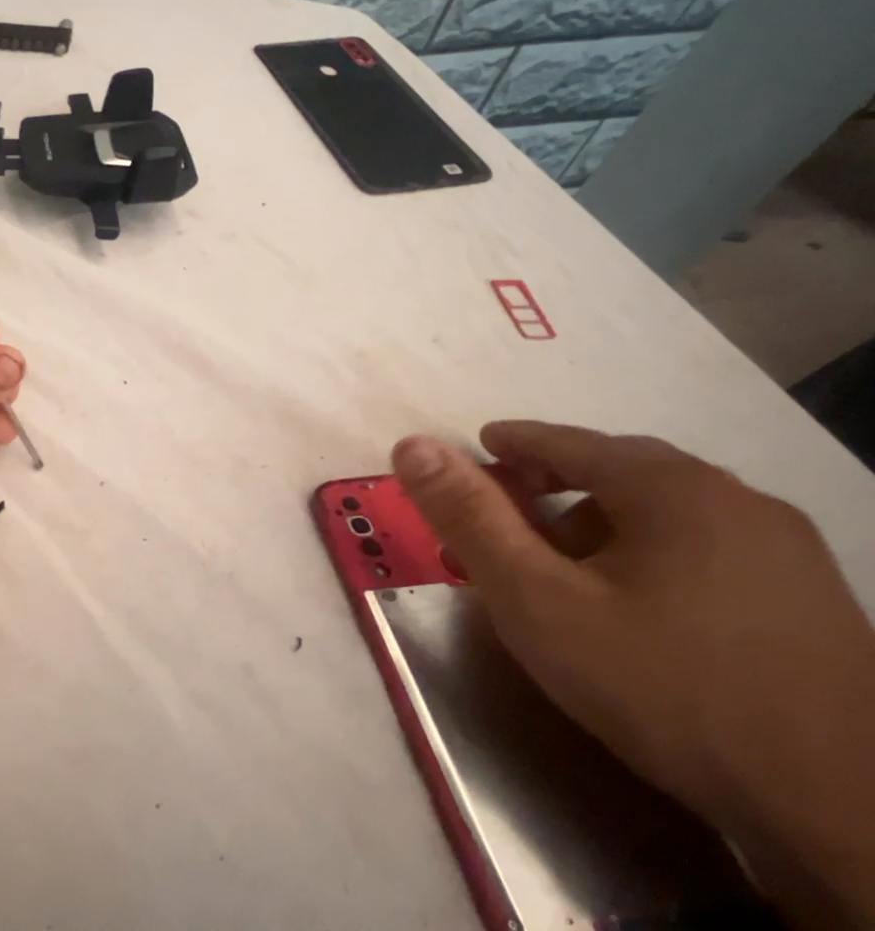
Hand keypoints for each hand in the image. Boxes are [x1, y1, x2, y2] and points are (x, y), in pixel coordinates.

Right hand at [392, 422, 874, 921]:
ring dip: (606, 521)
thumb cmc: (661, 686)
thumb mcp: (537, 601)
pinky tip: (638, 605)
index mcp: (675, 490)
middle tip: (506, 513)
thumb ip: (471, 520)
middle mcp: (741, 502)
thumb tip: (412, 446)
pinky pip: (709, 549)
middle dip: (557, 483)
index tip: (475, 449)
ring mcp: (789, 552)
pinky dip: (653, 552)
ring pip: (671, 513)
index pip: (573, 442)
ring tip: (565, 569)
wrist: (835, 803)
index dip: (513, 443)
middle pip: (626, 470)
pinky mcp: (811, 601)